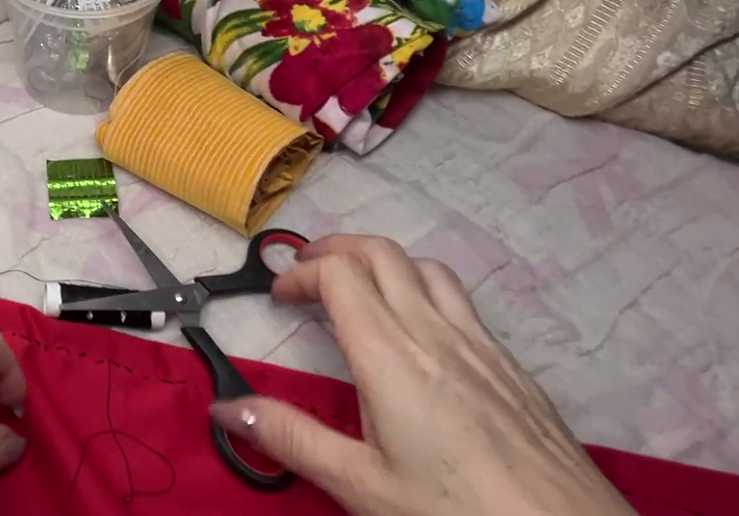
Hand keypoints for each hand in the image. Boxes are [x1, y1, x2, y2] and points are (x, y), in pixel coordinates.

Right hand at [211, 235, 633, 515]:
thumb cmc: (460, 515)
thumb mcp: (363, 486)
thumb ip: (291, 438)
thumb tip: (226, 408)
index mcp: (388, 352)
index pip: (336, 274)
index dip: (298, 273)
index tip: (278, 297)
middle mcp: (432, 331)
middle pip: (378, 252)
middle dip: (334, 250)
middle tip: (307, 276)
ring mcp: (479, 344)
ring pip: (424, 266)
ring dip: (382, 262)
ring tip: (360, 289)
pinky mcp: (512, 366)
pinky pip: (460, 301)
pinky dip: (424, 290)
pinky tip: (422, 334)